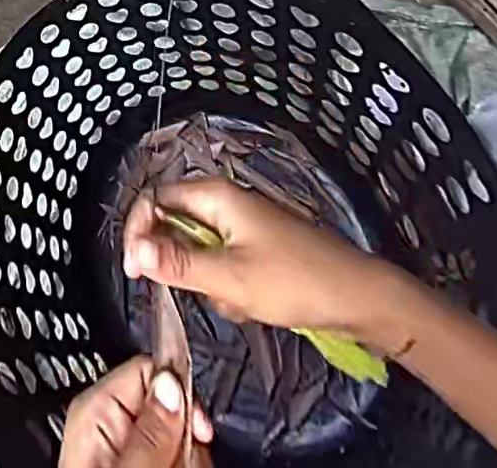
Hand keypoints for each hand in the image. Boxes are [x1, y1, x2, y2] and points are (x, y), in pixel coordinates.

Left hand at [59, 357, 214, 467]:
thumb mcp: (128, 466)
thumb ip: (151, 426)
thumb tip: (172, 381)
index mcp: (96, 406)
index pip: (149, 368)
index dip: (180, 393)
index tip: (198, 428)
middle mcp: (108, 421)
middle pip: (169, 405)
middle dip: (186, 435)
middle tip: (180, 461)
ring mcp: (123, 446)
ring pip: (177, 434)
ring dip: (188, 456)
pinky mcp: (136, 461)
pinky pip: (173, 453)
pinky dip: (182, 462)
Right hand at [122, 178, 417, 346]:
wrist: (362, 298)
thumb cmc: (295, 281)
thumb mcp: (231, 278)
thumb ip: (178, 263)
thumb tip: (134, 250)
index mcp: (212, 194)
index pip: (152, 200)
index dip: (137, 231)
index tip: (135, 271)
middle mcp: (220, 200)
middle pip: (172, 223)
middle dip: (179, 261)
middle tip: (197, 290)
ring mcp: (237, 221)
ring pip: (194, 247)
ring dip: (203, 277)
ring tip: (234, 298)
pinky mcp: (250, 243)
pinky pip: (216, 259)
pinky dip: (223, 283)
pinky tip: (248, 301)